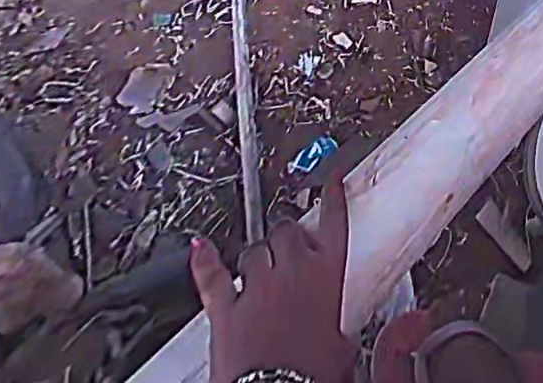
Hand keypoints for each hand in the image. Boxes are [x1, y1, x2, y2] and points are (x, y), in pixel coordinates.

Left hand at [191, 180, 356, 382]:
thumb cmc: (312, 376)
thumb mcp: (341, 351)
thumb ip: (339, 332)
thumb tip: (339, 342)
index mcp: (326, 275)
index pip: (333, 222)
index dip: (332, 197)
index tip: (331, 179)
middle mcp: (293, 271)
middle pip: (287, 229)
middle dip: (287, 236)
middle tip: (289, 248)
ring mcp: (258, 286)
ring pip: (255, 249)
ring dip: (257, 255)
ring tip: (259, 268)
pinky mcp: (227, 309)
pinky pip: (213, 276)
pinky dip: (205, 261)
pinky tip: (200, 247)